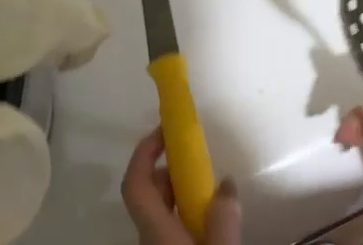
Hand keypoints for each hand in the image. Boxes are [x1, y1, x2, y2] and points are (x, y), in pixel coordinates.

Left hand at [122, 127, 242, 244]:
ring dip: (182, 193)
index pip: (136, 181)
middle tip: (200, 162)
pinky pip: (171, 227)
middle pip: (150, 190)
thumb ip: (224, 217)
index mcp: (154, 228)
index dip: (146, 150)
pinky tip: (211, 223)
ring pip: (161, 210)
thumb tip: (226, 182)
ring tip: (213, 192)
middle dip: (171, 169)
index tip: (166, 128)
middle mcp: (147, 236)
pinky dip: (187, 214)